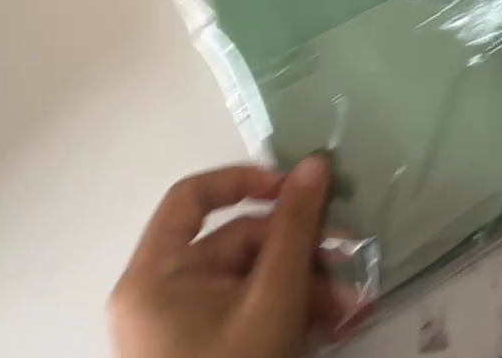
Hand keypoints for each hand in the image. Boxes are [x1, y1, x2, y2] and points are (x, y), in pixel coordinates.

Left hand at [110, 156, 357, 357]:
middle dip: (299, 250)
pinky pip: (250, 308)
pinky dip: (289, 308)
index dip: (245, 179)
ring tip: (346, 306)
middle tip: (346, 258)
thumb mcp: (273, 296)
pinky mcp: (204, 347)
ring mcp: (182, 324)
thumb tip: (315, 162)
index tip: (296, 188)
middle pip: (237, 240)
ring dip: (304, 283)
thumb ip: (296, 226)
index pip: (192, 197)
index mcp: (155, 276)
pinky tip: (330, 323)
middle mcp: (161, 293)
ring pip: (253, 276)